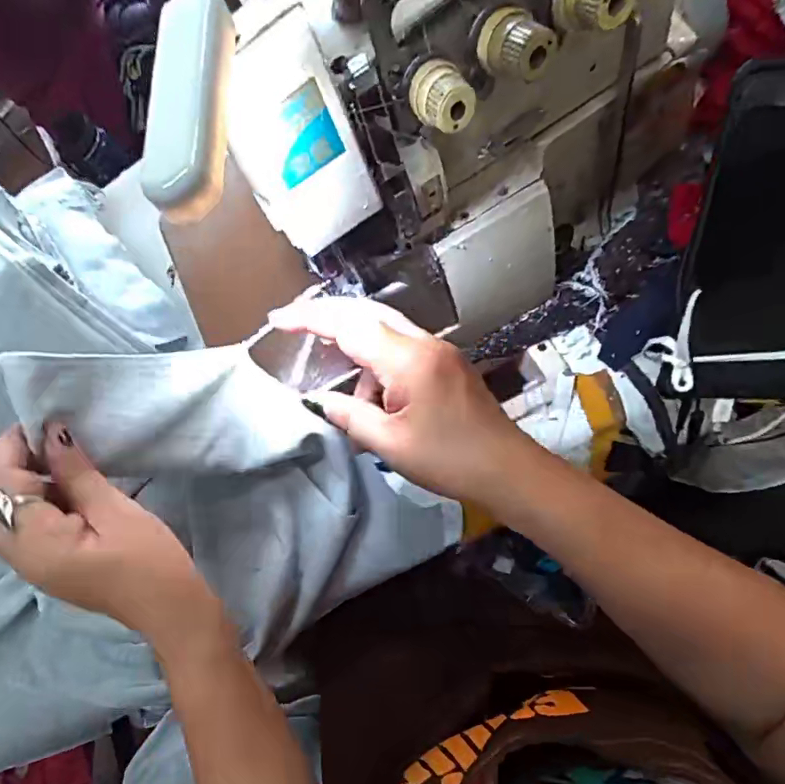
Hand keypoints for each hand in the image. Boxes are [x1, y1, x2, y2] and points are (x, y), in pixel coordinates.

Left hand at [0, 423, 222, 645]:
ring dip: (5, 479)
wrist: (167, 609)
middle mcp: (17, 554)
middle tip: (31, 448)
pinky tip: (58, 484)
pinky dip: (21, 496)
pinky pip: (10, 522)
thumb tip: (51, 432)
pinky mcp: (40, 561)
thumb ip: (76, 472)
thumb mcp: (116, 511)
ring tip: (49, 461)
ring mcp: (26, 561)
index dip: (13, 445)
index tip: (47, 428)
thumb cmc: (149, 562)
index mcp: (35, 542)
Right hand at [270, 296, 540, 509]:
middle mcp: (425, 344)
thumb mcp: (389, 443)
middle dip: (329, 316)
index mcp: (409, 360)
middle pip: (368, 313)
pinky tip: (377, 404)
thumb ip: (348, 415)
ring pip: (385, 333)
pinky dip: (378, 367)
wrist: (507, 470)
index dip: (310, 319)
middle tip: (296, 325)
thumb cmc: (448, 459)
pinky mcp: (446, 366)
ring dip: (358, 356)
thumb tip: (316, 400)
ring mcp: (439, 352)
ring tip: (354, 406)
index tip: (278, 319)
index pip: (350, 325)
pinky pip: (401, 351)